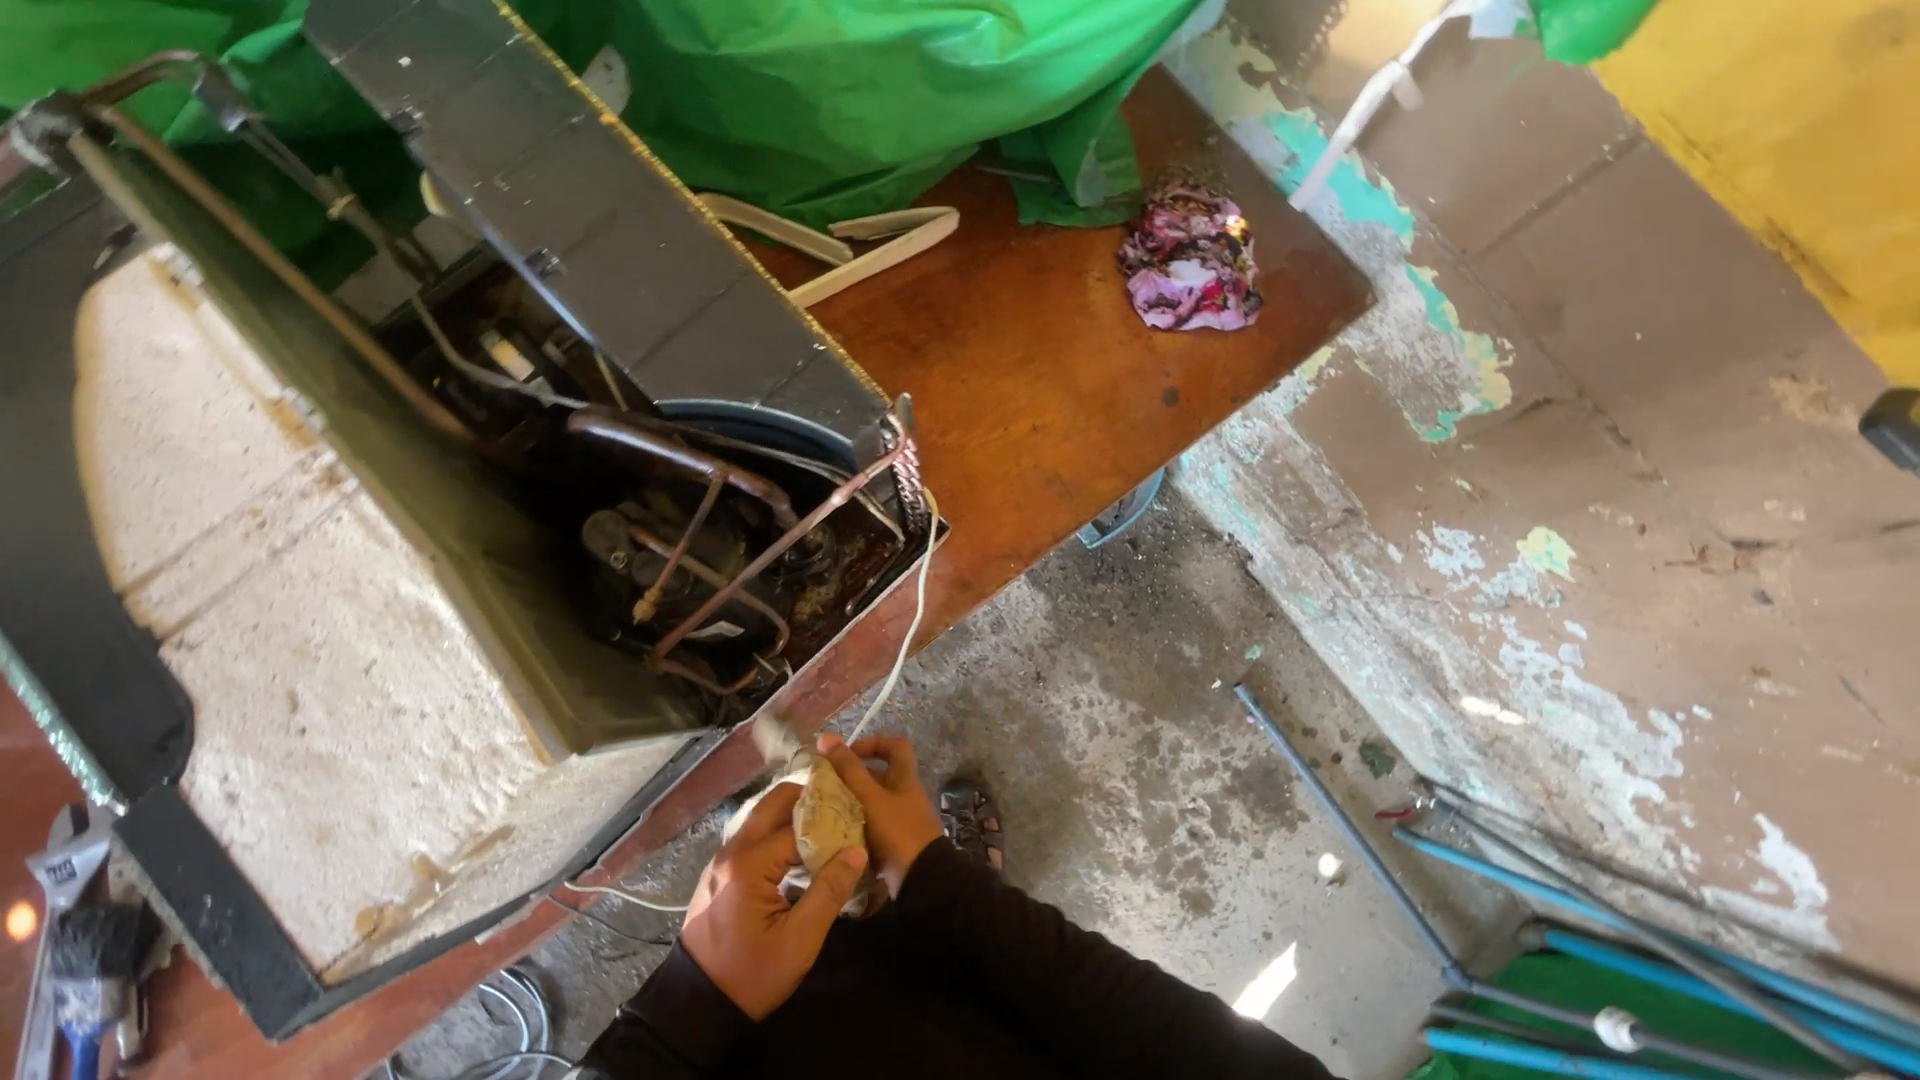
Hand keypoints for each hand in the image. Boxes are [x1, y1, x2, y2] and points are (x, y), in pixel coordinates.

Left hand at [680, 782, 867, 1019]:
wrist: (696, 1005)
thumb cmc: (751, 975)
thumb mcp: (798, 941)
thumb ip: (829, 892)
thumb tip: (857, 851)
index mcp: (749, 865)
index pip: (799, 827)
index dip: (831, 824)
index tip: (859, 824)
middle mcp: (731, 852)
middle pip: (773, 803)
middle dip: (808, 798)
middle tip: (842, 808)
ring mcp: (721, 861)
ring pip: (760, 817)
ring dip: (792, 813)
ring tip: (827, 824)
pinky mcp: (720, 873)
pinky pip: (752, 836)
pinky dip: (777, 832)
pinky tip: (799, 848)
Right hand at [817, 734, 944, 897]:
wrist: (922, 879)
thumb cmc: (899, 831)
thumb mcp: (871, 798)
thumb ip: (850, 770)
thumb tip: (826, 737)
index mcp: (906, 779)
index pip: (895, 746)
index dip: (873, 743)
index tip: (848, 755)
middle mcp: (904, 795)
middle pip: (879, 776)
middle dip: (852, 778)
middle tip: (825, 785)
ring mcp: (900, 820)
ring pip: (872, 802)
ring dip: (850, 803)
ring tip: (823, 809)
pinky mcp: (893, 842)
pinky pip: (870, 826)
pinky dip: (854, 826)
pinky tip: (833, 832)